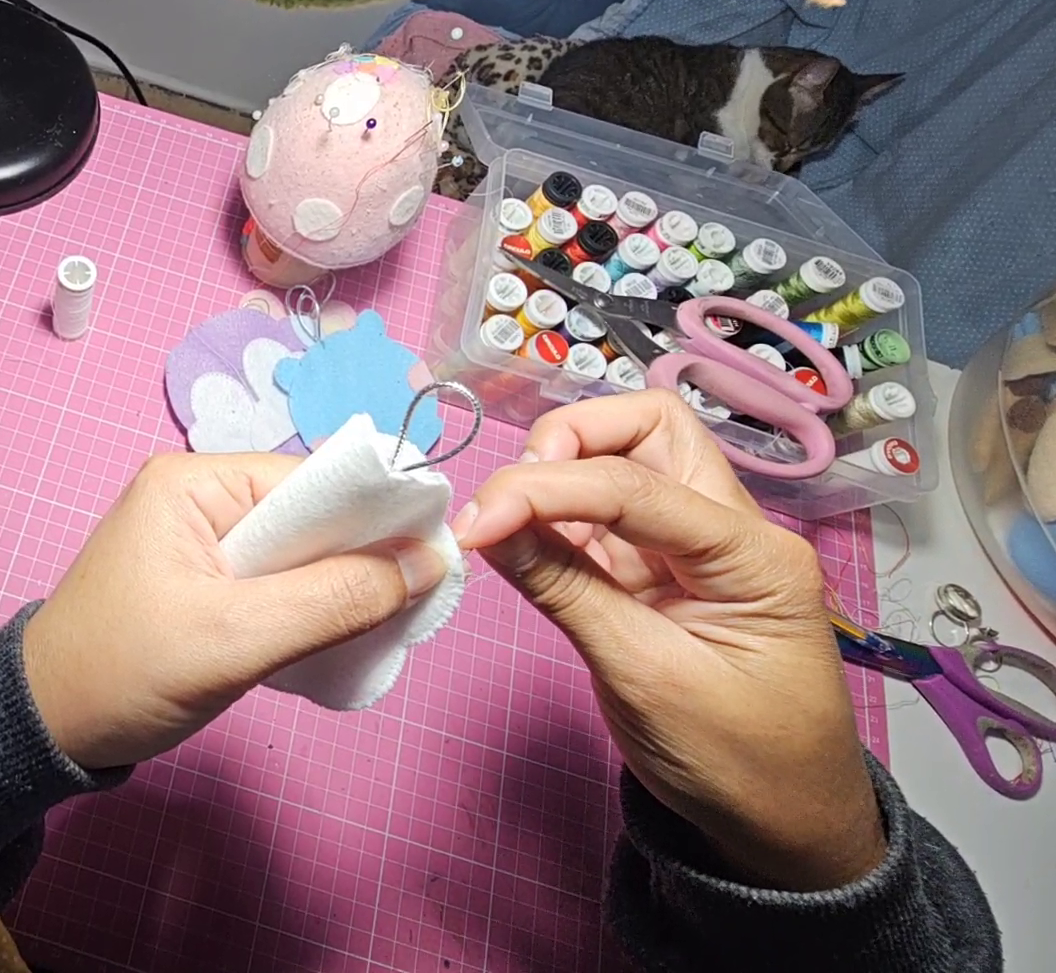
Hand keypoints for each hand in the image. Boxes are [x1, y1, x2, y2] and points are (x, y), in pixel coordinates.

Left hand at [23, 453, 445, 770]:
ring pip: (297, 552)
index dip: (373, 515)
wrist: (51, 725)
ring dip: (336, 587)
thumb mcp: (234, 636)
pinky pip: (275, 581)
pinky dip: (308, 606)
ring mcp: (200, 539)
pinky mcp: (204, 580)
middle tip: (413, 602)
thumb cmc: (126, 670)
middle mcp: (198, 496)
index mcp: (192, 482)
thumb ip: (332, 598)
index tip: (433, 559)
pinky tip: (338, 635)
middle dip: (358, 557)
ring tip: (380, 624)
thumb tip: (426, 563)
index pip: (307, 480)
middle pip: (306, 515)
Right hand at [449, 390, 884, 890]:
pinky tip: (514, 535)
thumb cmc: (734, 758)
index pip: (632, 486)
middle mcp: (722, 528)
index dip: (542, 491)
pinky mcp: (644, 564)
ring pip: (619, 454)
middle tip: (512, 493)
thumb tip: (483, 526)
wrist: (777, 823)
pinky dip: (546, 509)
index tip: (473, 526)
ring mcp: (682, 542)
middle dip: (569, 439)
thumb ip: (562, 588)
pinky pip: (591, 510)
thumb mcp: (643, 675)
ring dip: (555, 467)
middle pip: (647, 428)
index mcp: (751, 555)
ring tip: (506, 516)